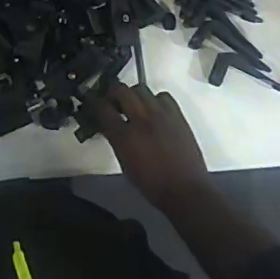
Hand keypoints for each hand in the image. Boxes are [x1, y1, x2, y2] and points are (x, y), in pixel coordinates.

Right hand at [88, 83, 213, 212]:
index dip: (94, 103)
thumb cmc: (152, 183)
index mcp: (124, 135)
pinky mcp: (178, 115)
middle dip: (112, 93)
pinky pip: (163, 96)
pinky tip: (154, 111)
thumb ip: (115, 139)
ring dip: (133, 95)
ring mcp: (161, 115)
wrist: (186, 190)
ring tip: (133, 106)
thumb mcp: (124, 163)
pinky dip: (155, 100)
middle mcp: (141, 120)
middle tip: (112, 102)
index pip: (102, 108)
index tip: (93, 105)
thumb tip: (109, 126)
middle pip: (121, 90)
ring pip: (141, 89)